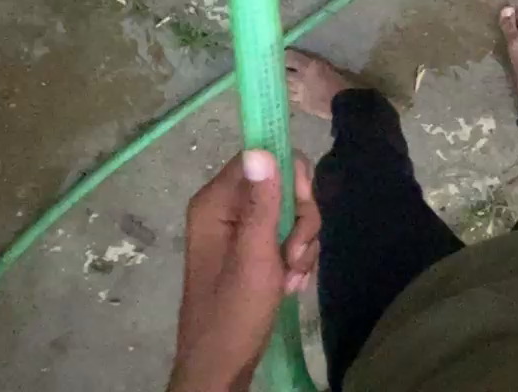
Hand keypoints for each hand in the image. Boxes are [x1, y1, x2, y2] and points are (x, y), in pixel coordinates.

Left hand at [170, 150, 320, 391]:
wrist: (223, 370)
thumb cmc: (234, 312)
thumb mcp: (254, 255)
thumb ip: (262, 202)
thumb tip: (261, 147)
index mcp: (215, 202)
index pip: (262, 156)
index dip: (290, 176)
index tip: (302, 207)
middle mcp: (225, 208)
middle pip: (282, 182)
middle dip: (301, 217)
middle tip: (297, 251)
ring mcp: (239, 228)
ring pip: (291, 209)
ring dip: (302, 241)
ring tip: (293, 276)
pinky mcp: (252, 248)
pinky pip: (289, 232)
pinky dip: (297, 255)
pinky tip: (292, 282)